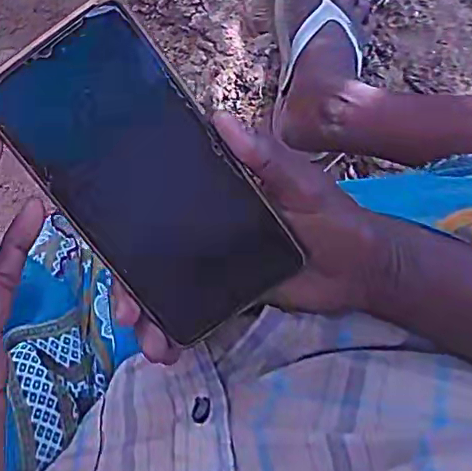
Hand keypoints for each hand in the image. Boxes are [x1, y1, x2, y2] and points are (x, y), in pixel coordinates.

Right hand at [115, 111, 403, 362]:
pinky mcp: (219, 292)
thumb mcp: (302, 182)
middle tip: (128, 313)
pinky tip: (168, 351)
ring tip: (152, 346)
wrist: (364, 272)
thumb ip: (267, 157)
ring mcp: (202, 259)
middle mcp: (191, 222)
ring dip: (146, 313)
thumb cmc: (332, 215)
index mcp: (201, 189)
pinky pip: (185, 309)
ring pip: (157, 283)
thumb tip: (222, 119)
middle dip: (126, 282)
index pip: (146, 201)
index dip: (118, 222)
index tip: (107, 247)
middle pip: (141, 248)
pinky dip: (172, 331)